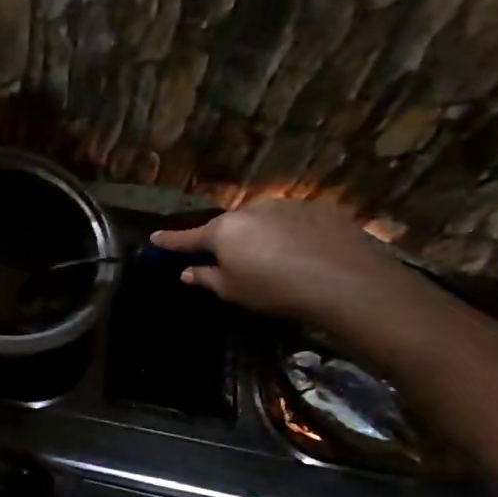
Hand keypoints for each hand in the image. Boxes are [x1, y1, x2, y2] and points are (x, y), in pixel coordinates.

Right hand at [148, 199, 416, 324]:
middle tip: (226, 261)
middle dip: (223, 241)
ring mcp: (286, 205)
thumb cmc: (274, 289)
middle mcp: (251, 210)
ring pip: (261, 221)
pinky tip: (299, 255)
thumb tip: (187, 272)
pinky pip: (290, 222)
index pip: (188, 237)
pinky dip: (287, 235)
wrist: (343, 279)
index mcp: (224, 230)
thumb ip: (206, 278)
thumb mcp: (232, 291)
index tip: (154, 238)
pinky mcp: (318, 208)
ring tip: (270, 261)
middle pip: (228, 226)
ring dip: (258, 237)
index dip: (169, 241)